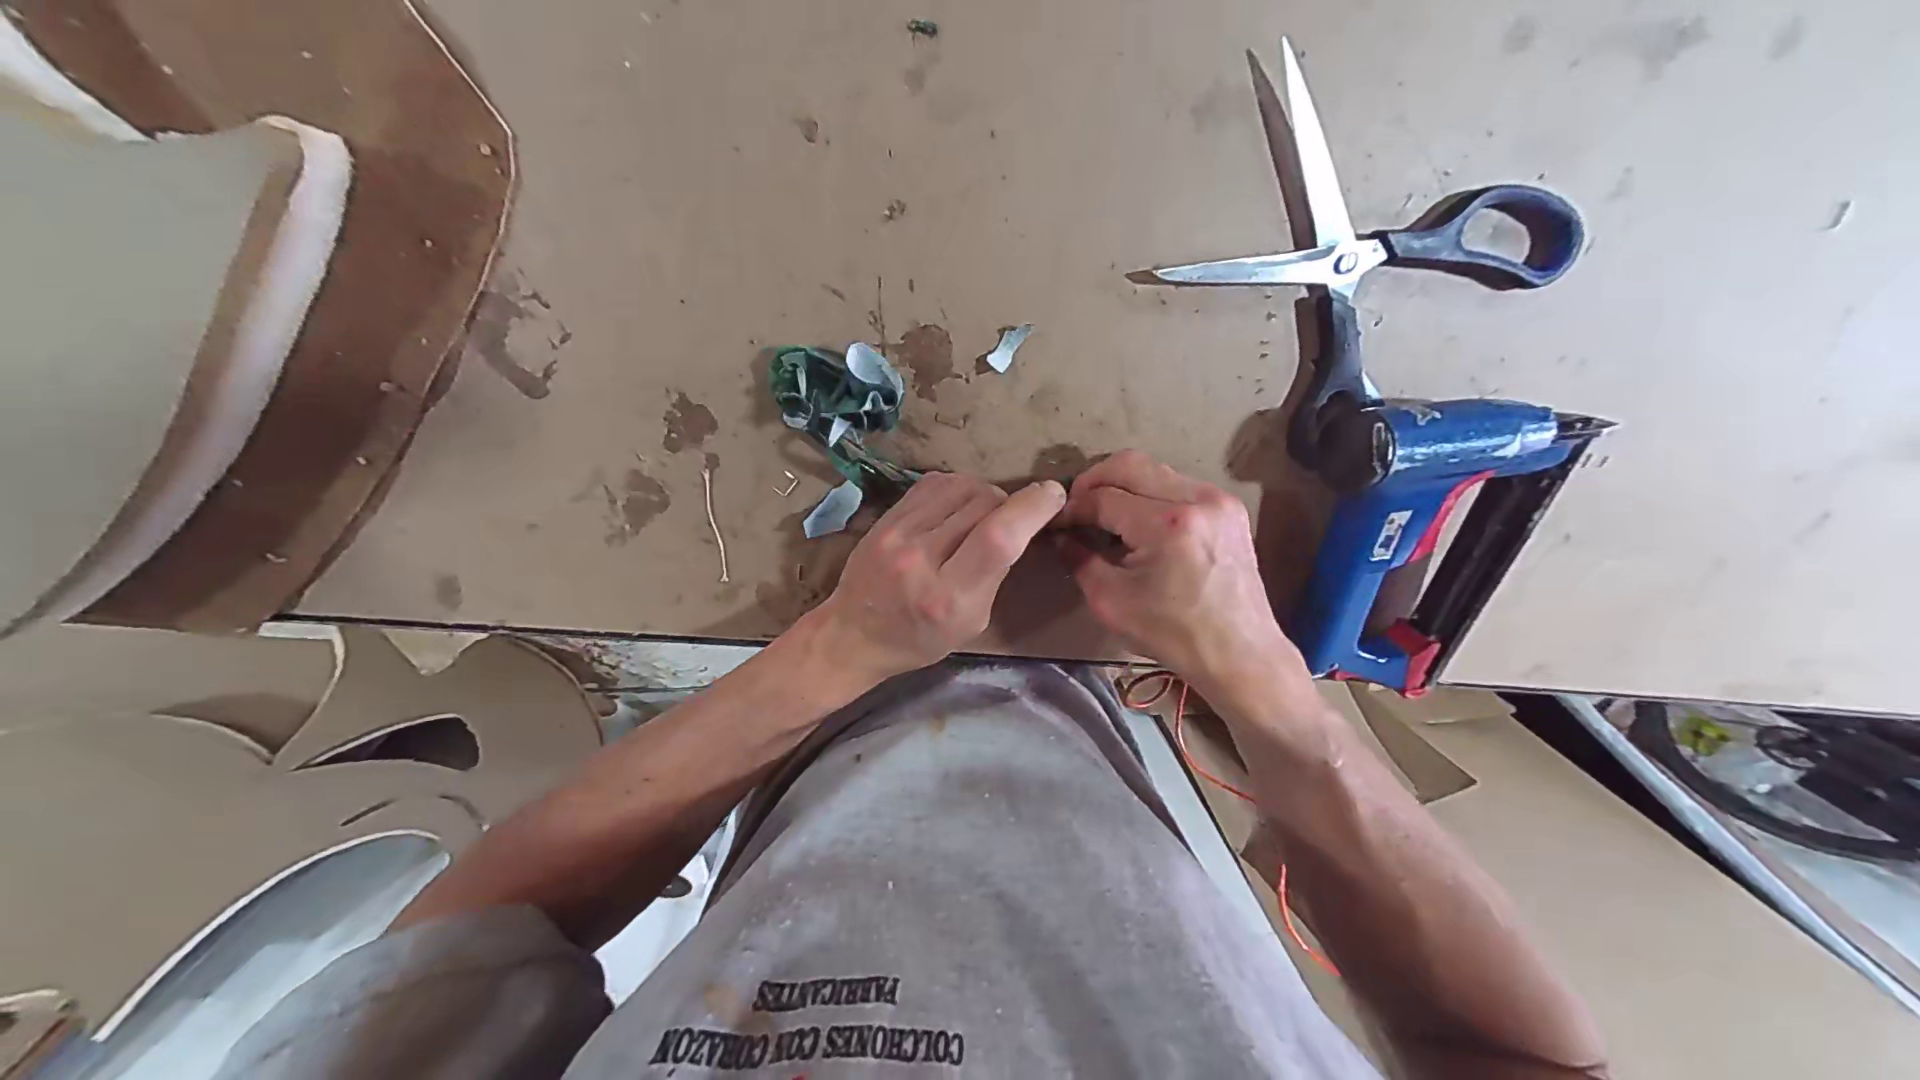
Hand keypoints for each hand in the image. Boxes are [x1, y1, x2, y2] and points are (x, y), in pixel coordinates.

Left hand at [807, 472, 1066, 683]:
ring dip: (984, 493)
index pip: (998, 538)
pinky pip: (935, 483)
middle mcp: (921, 560)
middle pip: (983, 503)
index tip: (1053, 494)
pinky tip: (956, 507)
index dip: (1032, 507)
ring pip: (961, 486)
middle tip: (1011, 519)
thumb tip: (1021, 521)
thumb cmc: (920, 639)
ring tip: (982, 514)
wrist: (854, 634)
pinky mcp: (885, 517)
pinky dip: (957, 489)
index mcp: (950, 598)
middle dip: (1009, 503)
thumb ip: (996, 572)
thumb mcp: (973, 621)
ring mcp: (897, 533)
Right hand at [1055, 451, 1298, 683]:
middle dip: (1093, 481)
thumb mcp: (1111, 602)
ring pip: (1154, 470)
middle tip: (1075, 507)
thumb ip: (1079, 560)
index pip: (1103, 497)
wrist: (1240, 653)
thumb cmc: (1173, 634)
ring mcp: (1218, 500)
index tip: (1056, 521)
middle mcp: (1197, 499)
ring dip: (1123, 485)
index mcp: (1167, 524)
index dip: (1073, 508)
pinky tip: (1137, 521)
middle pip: (1128, 464)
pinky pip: (1178, 484)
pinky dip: (1150, 494)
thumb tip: (1059, 536)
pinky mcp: (1229, 508)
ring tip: (1103, 514)